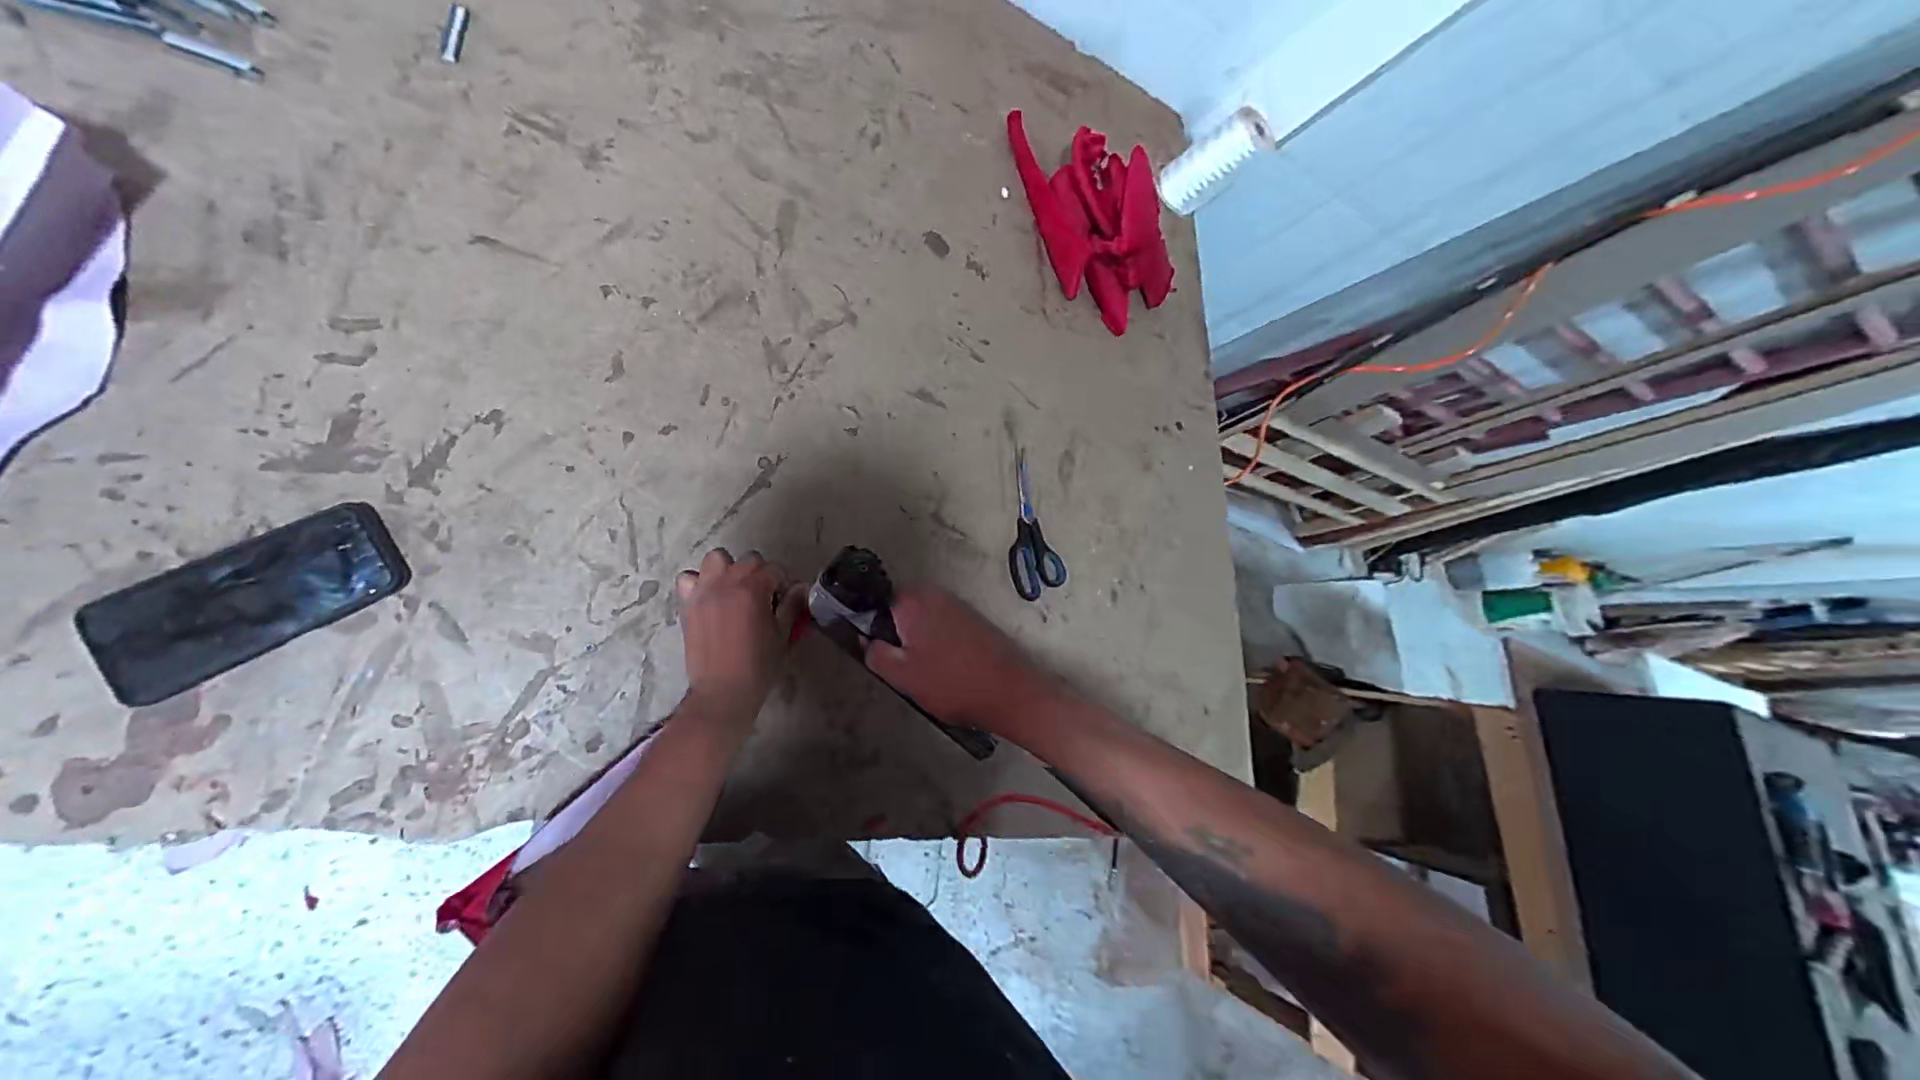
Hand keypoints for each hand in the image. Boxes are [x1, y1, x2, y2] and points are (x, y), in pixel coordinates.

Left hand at [675, 548, 805, 724]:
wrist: (722, 691)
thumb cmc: (758, 665)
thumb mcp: (782, 635)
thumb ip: (792, 606)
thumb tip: (800, 588)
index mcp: (752, 589)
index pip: (775, 570)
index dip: (785, 584)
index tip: (786, 602)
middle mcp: (726, 583)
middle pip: (749, 560)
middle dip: (761, 575)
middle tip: (765, 599)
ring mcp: (703, 592)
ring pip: (716, 559)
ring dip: (729, 570)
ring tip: (735, 591)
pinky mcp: (687, 604)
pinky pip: (688, 579)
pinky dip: (699, 583)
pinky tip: (710, 599)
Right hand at [865, 584, 1056, 734]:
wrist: (1010, 692)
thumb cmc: (954, 684)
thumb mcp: (902, 676)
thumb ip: (875, 653)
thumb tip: (868, 641)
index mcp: (914, 601)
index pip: (878, 602)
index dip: (874, 628)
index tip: (877, 650)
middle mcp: (937, 595)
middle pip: (902, 612)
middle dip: (898, 636)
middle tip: (902, 667)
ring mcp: (959, 607)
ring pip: (925, 622)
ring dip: (921, 643)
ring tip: (928, 673)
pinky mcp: (975, 623)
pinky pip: (946, 630)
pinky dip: (941, 646)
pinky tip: (947, 671)